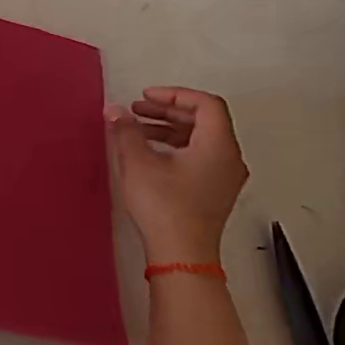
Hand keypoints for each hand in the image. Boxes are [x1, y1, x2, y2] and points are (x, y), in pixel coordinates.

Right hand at [106, 87, 248, 263]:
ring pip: (201, 138)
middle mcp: (229, 157)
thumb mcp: (138, 164)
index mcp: (218, 146)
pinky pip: (199, 154)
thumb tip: (115, 109)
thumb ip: (126, 132)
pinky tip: (149, 152)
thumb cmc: (163, 204)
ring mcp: (225, 174)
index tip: (143, 95)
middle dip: (168, 110)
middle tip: (134, 109)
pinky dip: (174, 145)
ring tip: (136, 129)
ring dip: (169, 128)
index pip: (206, 105)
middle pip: (205, 120)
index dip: (174, 95)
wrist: (182, 249)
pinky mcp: (214, 188)